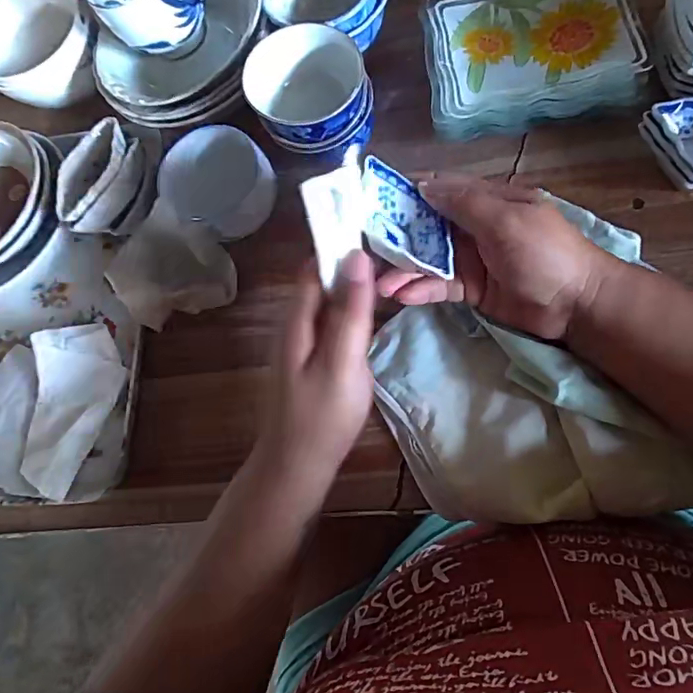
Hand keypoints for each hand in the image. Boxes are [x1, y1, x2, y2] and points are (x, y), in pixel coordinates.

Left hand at [255, 252, 376, 482]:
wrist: (297, 466)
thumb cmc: (322, 416)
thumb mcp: (342, 361)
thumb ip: (350, 311)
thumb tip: (357, 255)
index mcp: (296, 318)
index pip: (315, 263)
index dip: (341, 241)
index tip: (377, 226)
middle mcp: (294, 323)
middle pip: (321, 278)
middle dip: (353, 259)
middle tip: (397, 247)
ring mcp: (302, 342)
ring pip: (328, 299)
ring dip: (355, 283)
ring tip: (394, 270)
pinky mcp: (313, 358)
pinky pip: (332, 320)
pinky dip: (353, 308)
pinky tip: (376, 311)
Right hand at [376, 176, 613, 339]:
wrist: (577, 305)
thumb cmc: (546, 253)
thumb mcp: (508, 220)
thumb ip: (464, 202)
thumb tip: (423, 183)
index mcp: (486, 200)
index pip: (438, 189)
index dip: (405, 192)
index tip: (371, 199)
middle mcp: (473, 225)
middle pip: (424, 226)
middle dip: (394, 237)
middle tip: (362, 249)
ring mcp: (470, 258)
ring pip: (426, 259)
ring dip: (402, 269)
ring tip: (378, 284)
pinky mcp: (470, 288)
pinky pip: (438, 285)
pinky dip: (419, 289)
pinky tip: (401, 295)